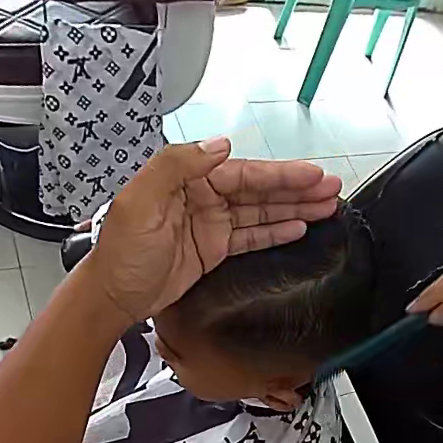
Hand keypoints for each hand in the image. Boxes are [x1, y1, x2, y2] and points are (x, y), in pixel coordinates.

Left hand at [82, 139, 341, 322]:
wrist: (114, 296)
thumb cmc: (119, 253)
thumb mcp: (140, 201)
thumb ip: (177, 166)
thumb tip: (219, 146)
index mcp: (186, 181)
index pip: (244, 174)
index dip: (281, 175)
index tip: (310, 173)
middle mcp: (202, 199)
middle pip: (259, 191)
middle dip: (297, 189)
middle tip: (329, 187)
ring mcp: (211, 225)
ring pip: (262, 212)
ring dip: (294, 208)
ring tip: (325, 206)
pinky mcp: (215, 249)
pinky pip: (252, 236)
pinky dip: (276, 231)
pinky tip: (298, 226)